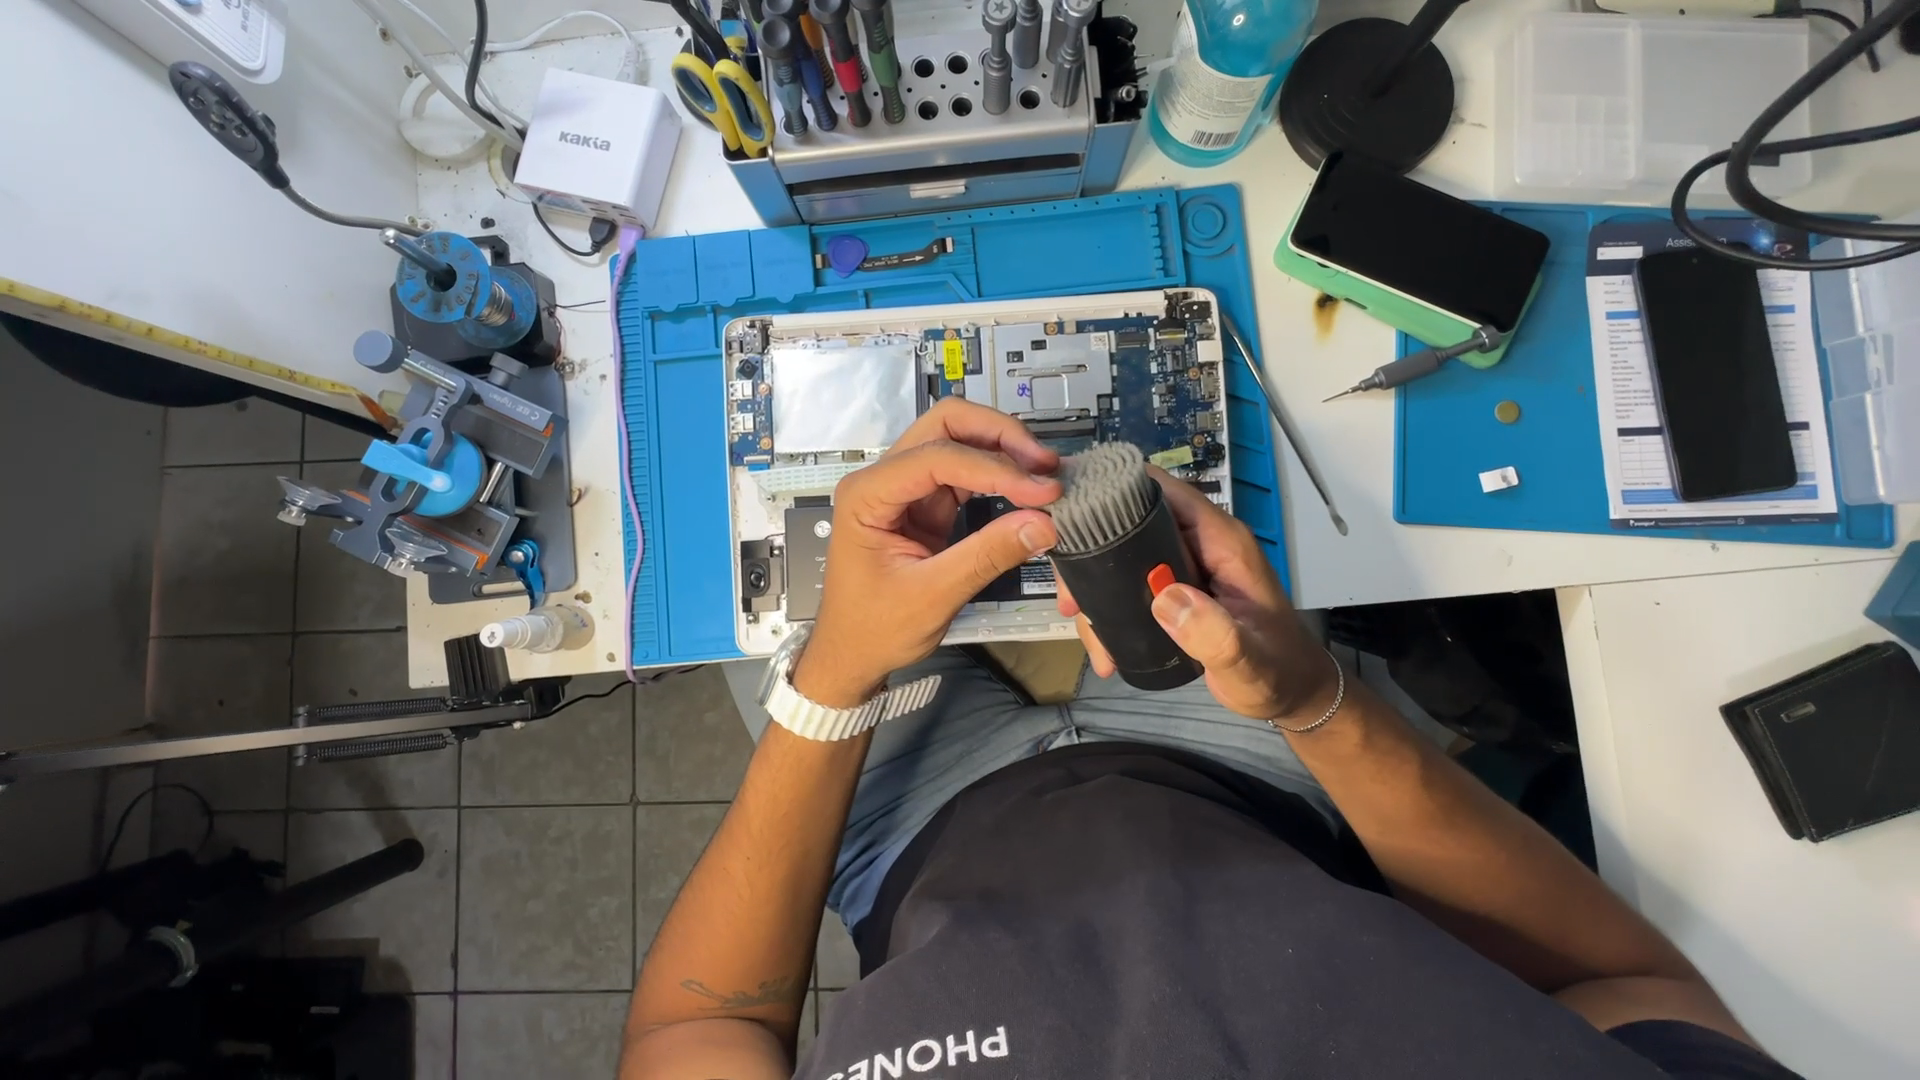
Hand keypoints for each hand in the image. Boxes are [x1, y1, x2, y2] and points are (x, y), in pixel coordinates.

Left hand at [793, 399, 1061, 706]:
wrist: (852, 653)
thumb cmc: (873, 629)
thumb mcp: (932, 597)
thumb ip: (986, 556)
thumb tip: (1043, 524)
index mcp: (867, 494)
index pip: (937, 456)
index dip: (994, 468)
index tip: (1040, 491)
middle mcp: (883, 478)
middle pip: (946, 424)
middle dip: (999, 436)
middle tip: (1044, 465)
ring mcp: (906, 487)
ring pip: (959, 439)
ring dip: (1003, 451)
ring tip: (1044, 476)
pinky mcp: (926, 502)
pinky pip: (966, 472)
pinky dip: (999, 475)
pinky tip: (1026, 489)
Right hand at [1057, 469, 1336, 724]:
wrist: (1292, 693)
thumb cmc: (1278, 675)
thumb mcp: (1248, 662)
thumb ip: (1215, 634)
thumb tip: (1164, 598)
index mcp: (1219, 540)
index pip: (1160, 489)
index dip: (1113, 492)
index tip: (1071, 520)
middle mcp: (1198, 542)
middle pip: (1130, 521)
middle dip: (1092, 554)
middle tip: (1072, 599)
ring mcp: (1185, 564)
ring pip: (1124, 555)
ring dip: (1096, 589)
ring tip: (1086, 630)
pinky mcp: (1175, 586)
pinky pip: (1130, 581)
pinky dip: (1109, 608)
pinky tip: (1103, 644)